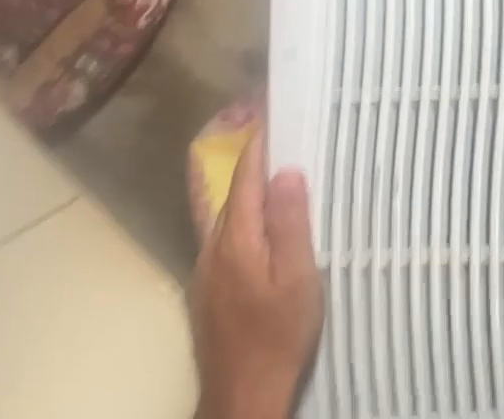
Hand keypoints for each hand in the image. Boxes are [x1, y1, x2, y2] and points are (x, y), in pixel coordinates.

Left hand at [191, 128, 323, 418]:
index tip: (269, 112)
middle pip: (229, 196)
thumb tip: (287, 172)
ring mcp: (205, 274)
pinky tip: (260, 227)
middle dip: (250, 164)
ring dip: (245, 193)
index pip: (243, 179)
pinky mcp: (208, 293)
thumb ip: (291, 223)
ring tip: (273, 174)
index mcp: (235, 241)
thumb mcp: (298, 277)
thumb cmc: (279, 334)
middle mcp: (212, 251)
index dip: (257, 145)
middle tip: (277, 136)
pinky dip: (242, 220)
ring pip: (225, 220)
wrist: (242, 395)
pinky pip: (225, 241)